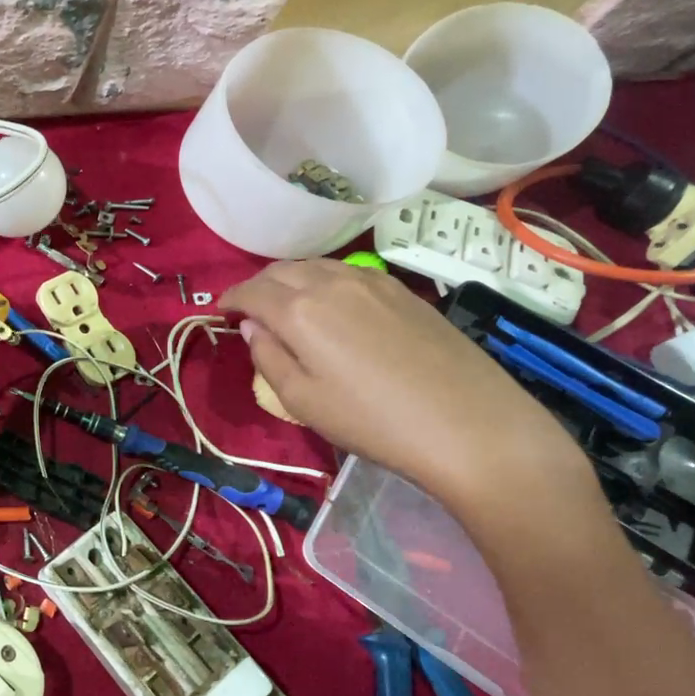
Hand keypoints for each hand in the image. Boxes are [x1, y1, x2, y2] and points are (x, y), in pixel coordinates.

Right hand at [221, 260, 590, 510]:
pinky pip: (348, 273)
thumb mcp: (302, 401)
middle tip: (250, 311)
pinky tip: (332, 307)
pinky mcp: (403, 293)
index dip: (230, 300)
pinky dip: (324, 282)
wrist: (473, 428)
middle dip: (258, 286)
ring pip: (316, 267)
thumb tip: (253, 328)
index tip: (221, 314)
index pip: (250, 291)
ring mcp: (372, 283)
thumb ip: (268, 357)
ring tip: (287, 306)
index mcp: (298, 310)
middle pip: (281, 271)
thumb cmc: (373, 422)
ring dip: (291, 280)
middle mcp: (331, 284)